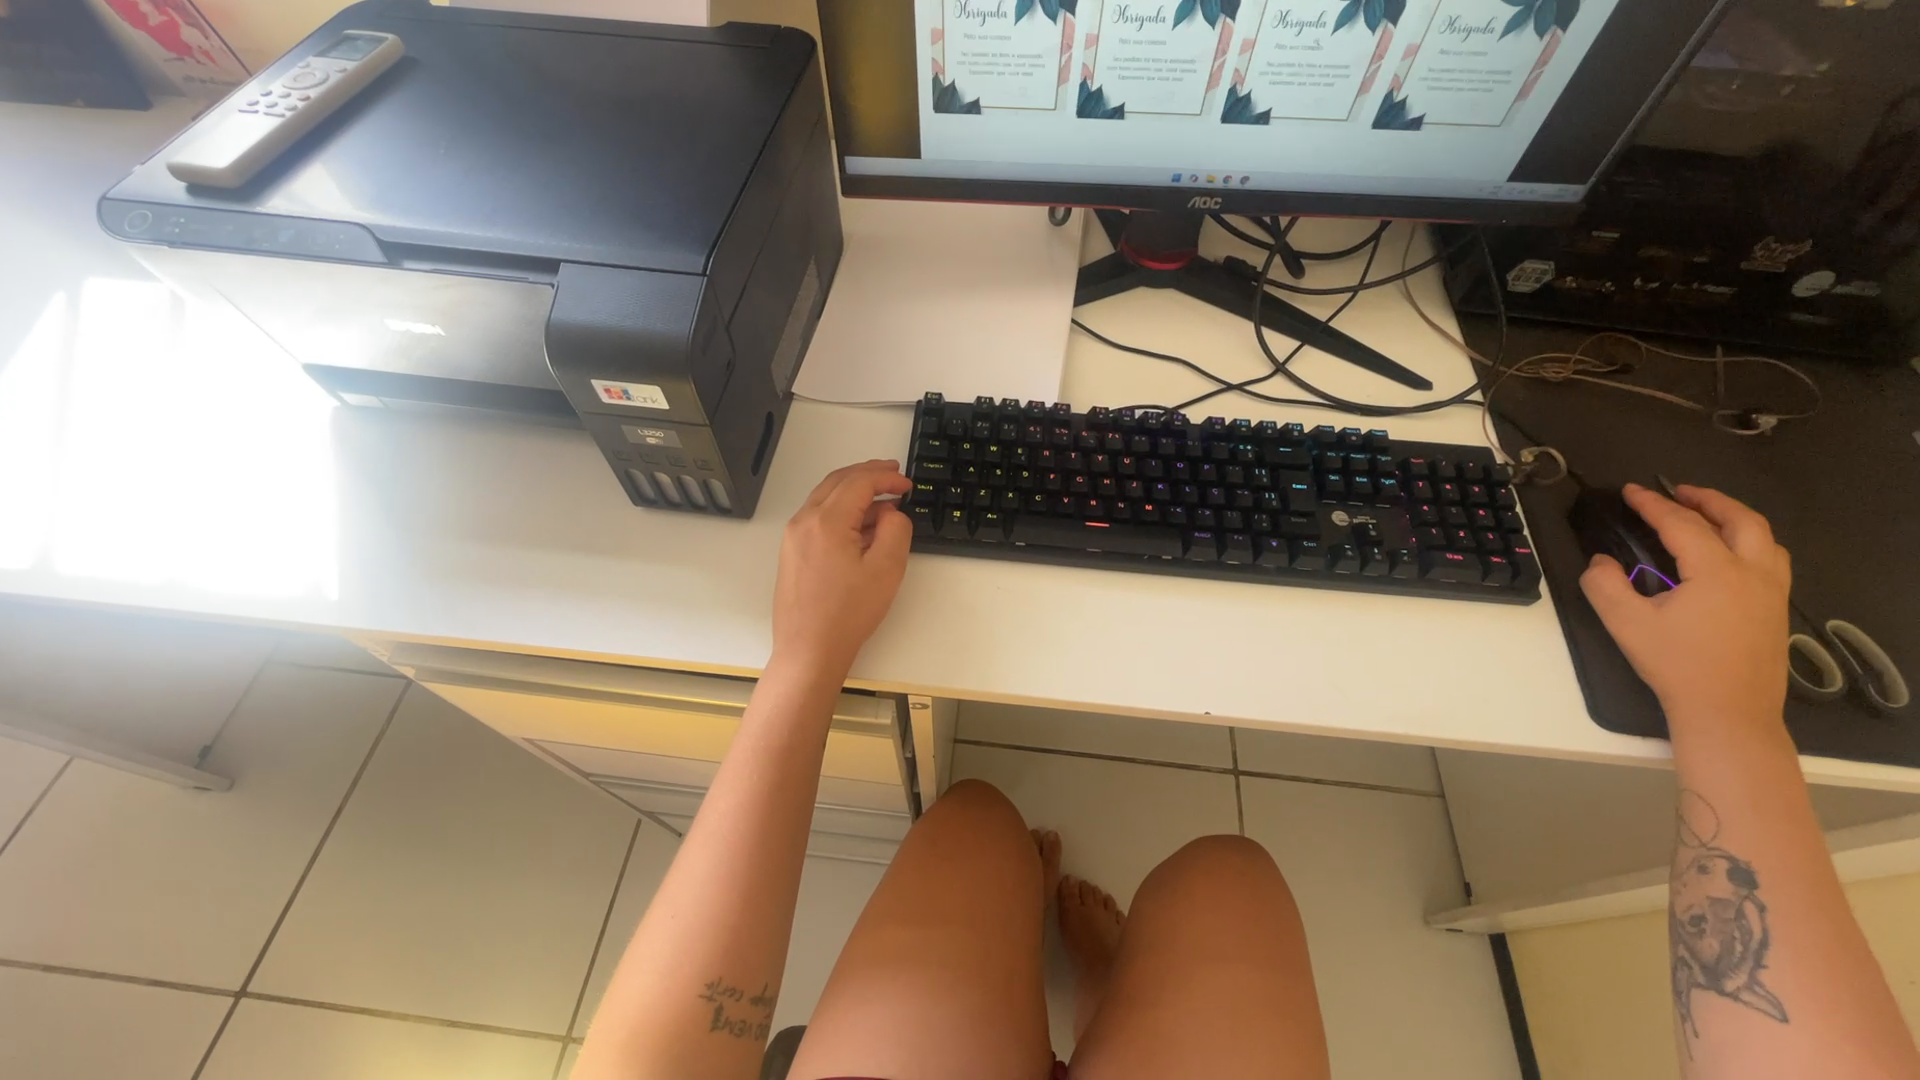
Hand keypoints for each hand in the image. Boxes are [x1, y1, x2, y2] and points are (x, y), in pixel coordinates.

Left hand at [771, 459, 913, 675]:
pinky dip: (841, 510)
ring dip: (854, 491)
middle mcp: (803, 521)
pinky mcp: (792, 553)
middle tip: (893, 473)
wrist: (809, 650)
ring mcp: (793, 537)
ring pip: (825, 497)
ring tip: (883, 501)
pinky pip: (817, 517)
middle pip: (837, 481)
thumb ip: (896, 530)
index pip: (859, 482)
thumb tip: (891, 514)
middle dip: (868, 473)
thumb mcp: (886, 569)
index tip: (907, 485)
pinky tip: (861, 525)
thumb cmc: (848, 613)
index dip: (886, 478)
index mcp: (826, 521)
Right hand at [1580, 483, 1791, 727]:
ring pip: (1765, 538)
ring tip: (1707, 515)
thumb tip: (1602, 561)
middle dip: (1708, 500)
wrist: (1728, 710)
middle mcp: (1753, 573)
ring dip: (1735, 518)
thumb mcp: (1625, 623)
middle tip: (1679, 491)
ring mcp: (1772, 592)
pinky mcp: (1776, 609)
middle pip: (1741, 520)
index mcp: (1717, 571)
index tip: (1630, 491)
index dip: (1653, 504)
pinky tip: (1729, 554)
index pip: (1683, 525)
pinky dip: (1750, 541)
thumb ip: (1604, 584)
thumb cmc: (1676, 664)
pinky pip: (1771, 559)